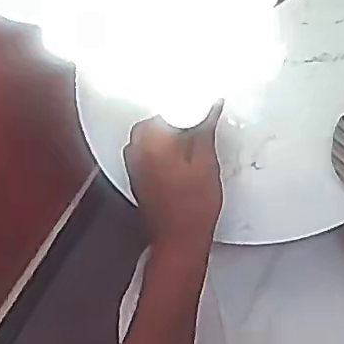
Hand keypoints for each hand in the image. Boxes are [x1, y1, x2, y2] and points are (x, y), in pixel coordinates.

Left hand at [124, 102, 223, 249]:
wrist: (179, 240)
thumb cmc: (192, 209)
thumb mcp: (206, 163)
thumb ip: (205, 130)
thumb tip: (211, 107)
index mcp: (152, 141)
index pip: (171, 107)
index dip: (193, 104)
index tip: (209, 104)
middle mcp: (136, 149)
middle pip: (158, 118)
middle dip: (181, 117)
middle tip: (204, 121)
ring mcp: (133, 162)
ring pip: (152, 133)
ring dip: (172, 132)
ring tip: (196, 141)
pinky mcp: (136, 173)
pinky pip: (148, 148)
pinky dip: (165, 146)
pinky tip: (184, 156)